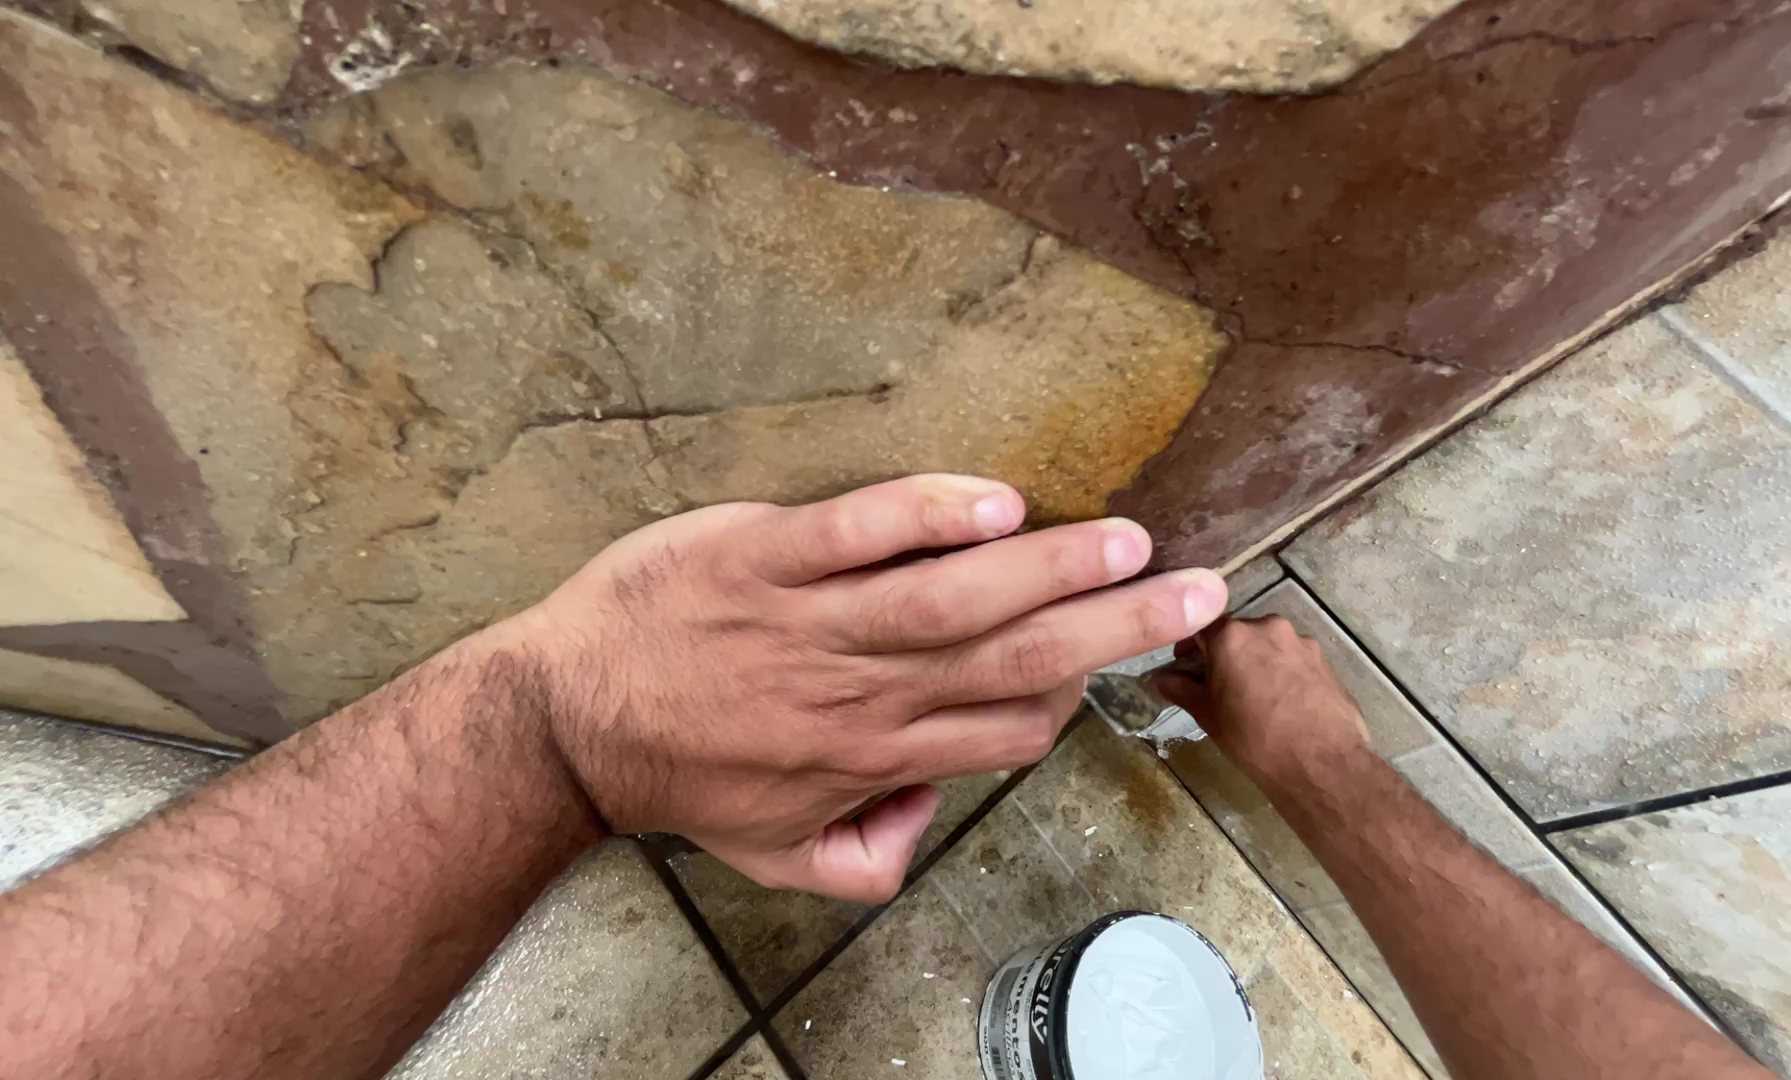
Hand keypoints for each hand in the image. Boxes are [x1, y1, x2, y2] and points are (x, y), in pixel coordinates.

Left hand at [492, 474, 1227, 902]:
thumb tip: (927, 813)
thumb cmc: (684, 773)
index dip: (1075, 686)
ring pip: (954, 598)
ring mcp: (812, 622)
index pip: (1011, 721)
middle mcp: (864, 692)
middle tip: (1193, 590)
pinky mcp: (761, 559)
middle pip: (1013, 657)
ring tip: (1128, 544)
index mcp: (876, 756)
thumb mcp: (776, 856)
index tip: (1116, 646)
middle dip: (1116, 626)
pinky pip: (856, 536)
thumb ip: (867, 853)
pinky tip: (996, 503)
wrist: (565, 721)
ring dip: (1052, 569)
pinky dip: (927, 518)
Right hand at [1150, 617, 1372, 793]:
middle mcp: (1267, 627)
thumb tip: (1158, 680)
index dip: (1190, 644)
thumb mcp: (1207, 715)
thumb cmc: (1253, 738)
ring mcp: (1301, 642)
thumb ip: (1180, 689)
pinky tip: (1284, 702)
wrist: (1322, 765)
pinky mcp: (1325, 660)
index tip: (1187, 665)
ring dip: (1256, 661)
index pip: (1201, 626)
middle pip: (1237, 633)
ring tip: (1256, 696)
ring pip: (1267, 645)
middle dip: (1225, 654)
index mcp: (1232, 635)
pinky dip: (1283, 671)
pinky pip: (1293, 658)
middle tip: (1219, 685)